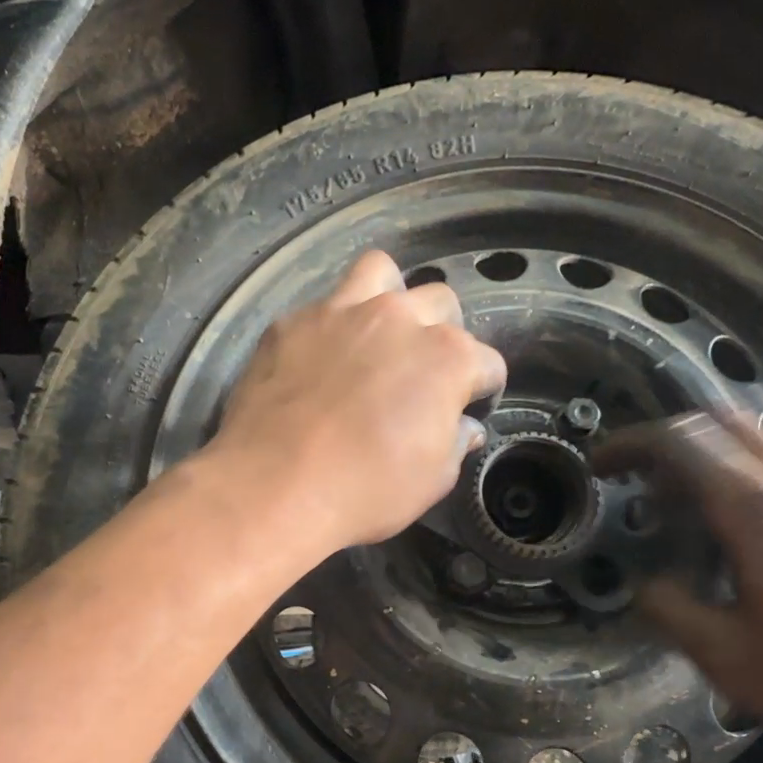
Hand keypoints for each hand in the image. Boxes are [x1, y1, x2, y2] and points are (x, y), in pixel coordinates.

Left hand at [207, 251, 506, 549]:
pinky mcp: (293, 321)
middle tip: (422, 369)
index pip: (487, 362)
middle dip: (442, 331)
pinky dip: (332, 324)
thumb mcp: (432, 480)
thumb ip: (456, 443)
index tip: (467, 407)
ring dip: (390, 296)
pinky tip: (322, 356)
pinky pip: (323, 304)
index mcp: (447, 357)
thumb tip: (464, 427)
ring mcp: (342, 311)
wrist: (275, 485)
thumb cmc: (366, 490)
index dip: (482, 388)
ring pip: (380, 273)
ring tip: (378, 332)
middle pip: (441, 303)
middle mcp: (400, 319)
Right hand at [593, 413, 762, 760]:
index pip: (682, 442)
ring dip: (710, 452)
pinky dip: (749, 468)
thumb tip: (646, 586)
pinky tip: (748, 523)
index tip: (602, 464)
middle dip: (667, 438)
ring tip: (687, 503)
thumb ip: (674, 614)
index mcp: (762, 510)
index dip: (631, 444)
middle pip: (720, 421)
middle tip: (638, 478)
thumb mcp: (735, 663)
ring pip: (759, 436)